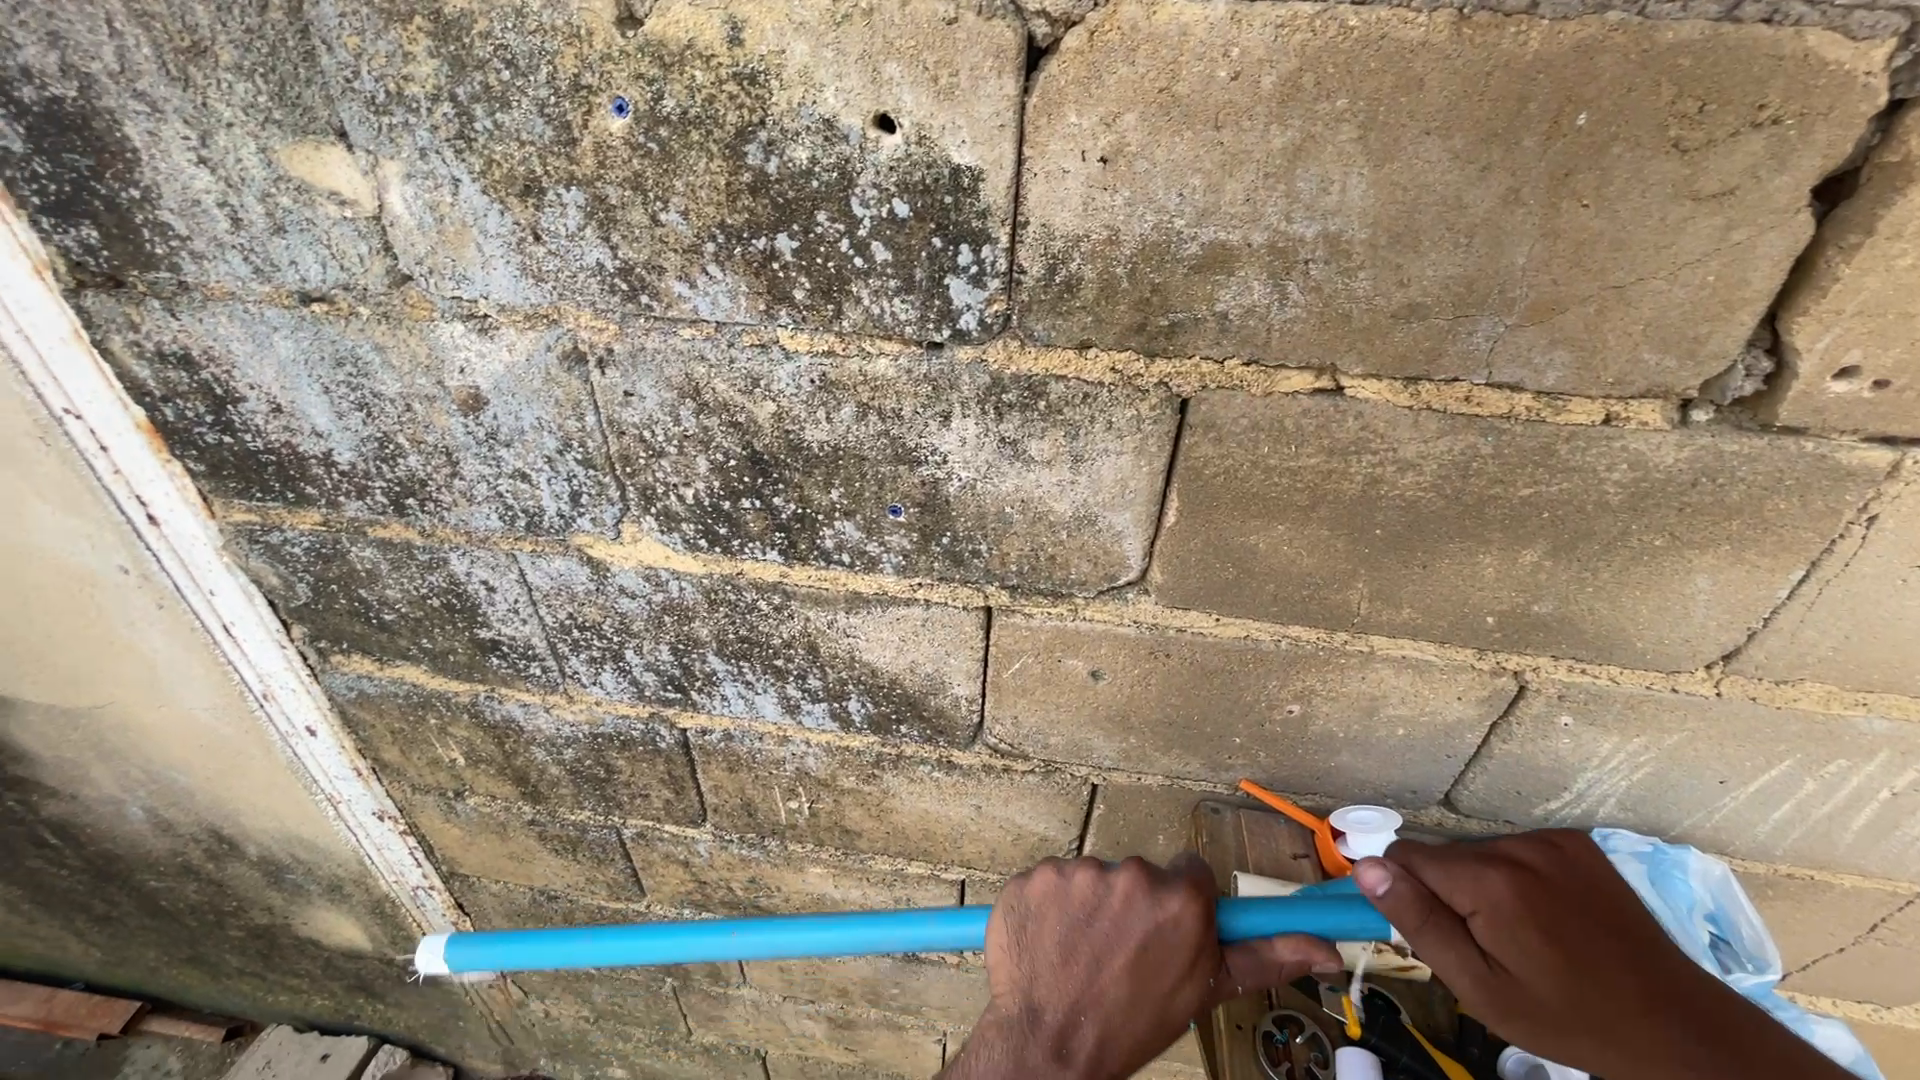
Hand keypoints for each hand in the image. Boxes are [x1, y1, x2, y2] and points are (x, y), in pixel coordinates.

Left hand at [940, 854, 1340, 1079]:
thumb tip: (1327, 949)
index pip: (1189, 873)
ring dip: (1091, 904)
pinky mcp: (1034, 875)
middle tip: (1122, 951)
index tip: (1166, 930)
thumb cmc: (1133, 1021)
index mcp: (1180, 898)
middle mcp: (1131, 873)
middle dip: (1135, 904)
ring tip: (1084, 951)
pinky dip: (1051, 905)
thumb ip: (1265, 958)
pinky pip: (1051, 880)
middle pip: (1141, 874)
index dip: (1178, 903)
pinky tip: (1052, 940)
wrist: (1051, 1043)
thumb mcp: (1203, 990)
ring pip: (1095, 877)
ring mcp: (1076, 871)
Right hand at [1354, 829, 1853, 1079]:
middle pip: (1443, 856)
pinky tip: (1548, 915)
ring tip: (1523, 936)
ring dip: (1481, 885)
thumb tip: (1363, 866)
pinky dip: (1516, 877)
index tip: (1438, 935)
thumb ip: (1418, 921)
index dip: (1407, 896)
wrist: (1676, 1028)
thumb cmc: (1566, 1018)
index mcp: (1488, 880)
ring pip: (1477, 852)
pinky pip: (1515, 849)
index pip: (1403, 856)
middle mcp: (1516, 844)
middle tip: (1487, 947)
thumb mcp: (1479, 987)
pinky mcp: (1576, 842)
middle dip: (1448, 894)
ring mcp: (1552, 840)